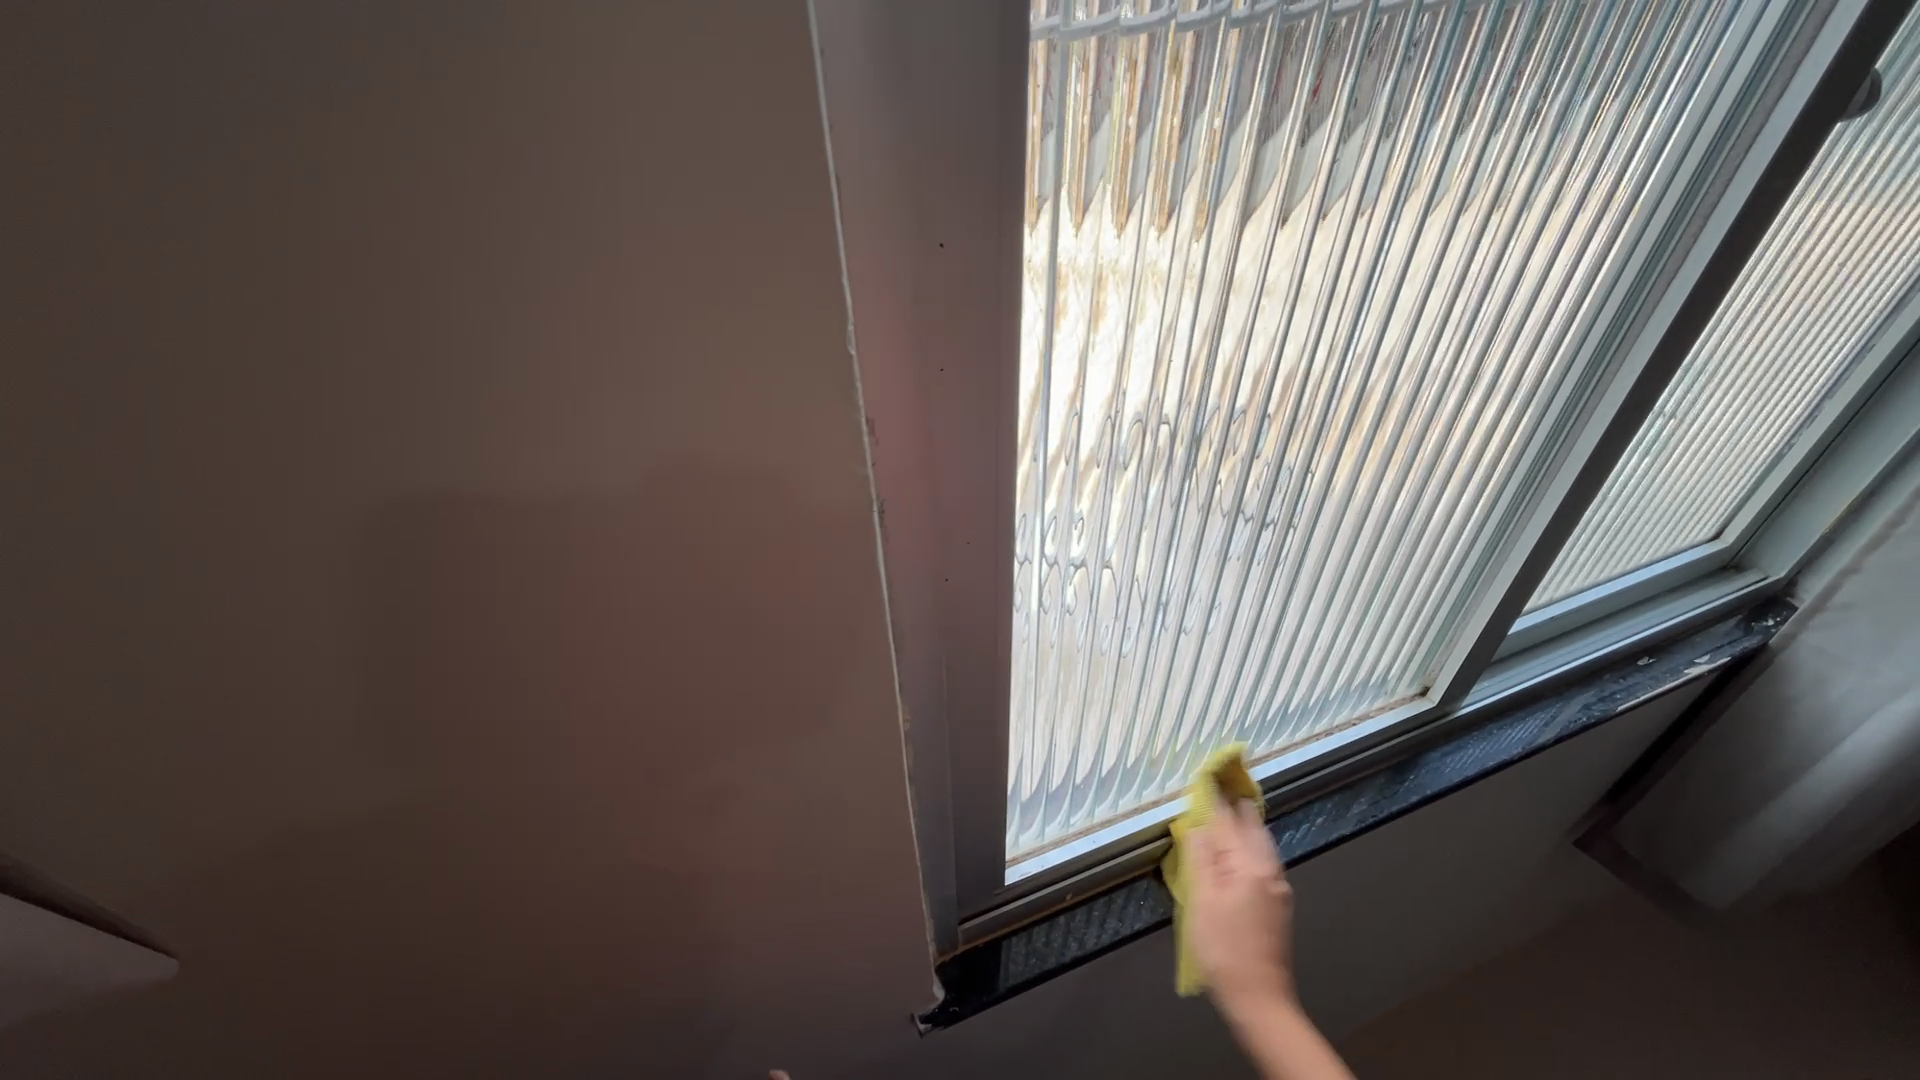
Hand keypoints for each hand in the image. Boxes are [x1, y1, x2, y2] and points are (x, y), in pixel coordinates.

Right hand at [1187, 799, 1296, 1020]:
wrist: (1261, 1000)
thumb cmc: (1224, 949)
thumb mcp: (1203, 900)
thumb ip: (1200, 857)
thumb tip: (1198, 824)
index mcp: (1250, 865)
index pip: (1228, 821)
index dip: (1214, 798)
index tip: (1205, 776)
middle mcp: (1270, 870)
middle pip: (1253, 827)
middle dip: (1236, 806)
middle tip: (1222, 785)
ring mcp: (1279, 888)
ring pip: (1262, 844)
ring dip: (1246, 825)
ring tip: (1231, 810)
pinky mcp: (1279, 905)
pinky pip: (1264, 860)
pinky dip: (1251, 845)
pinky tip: (1241, 851)